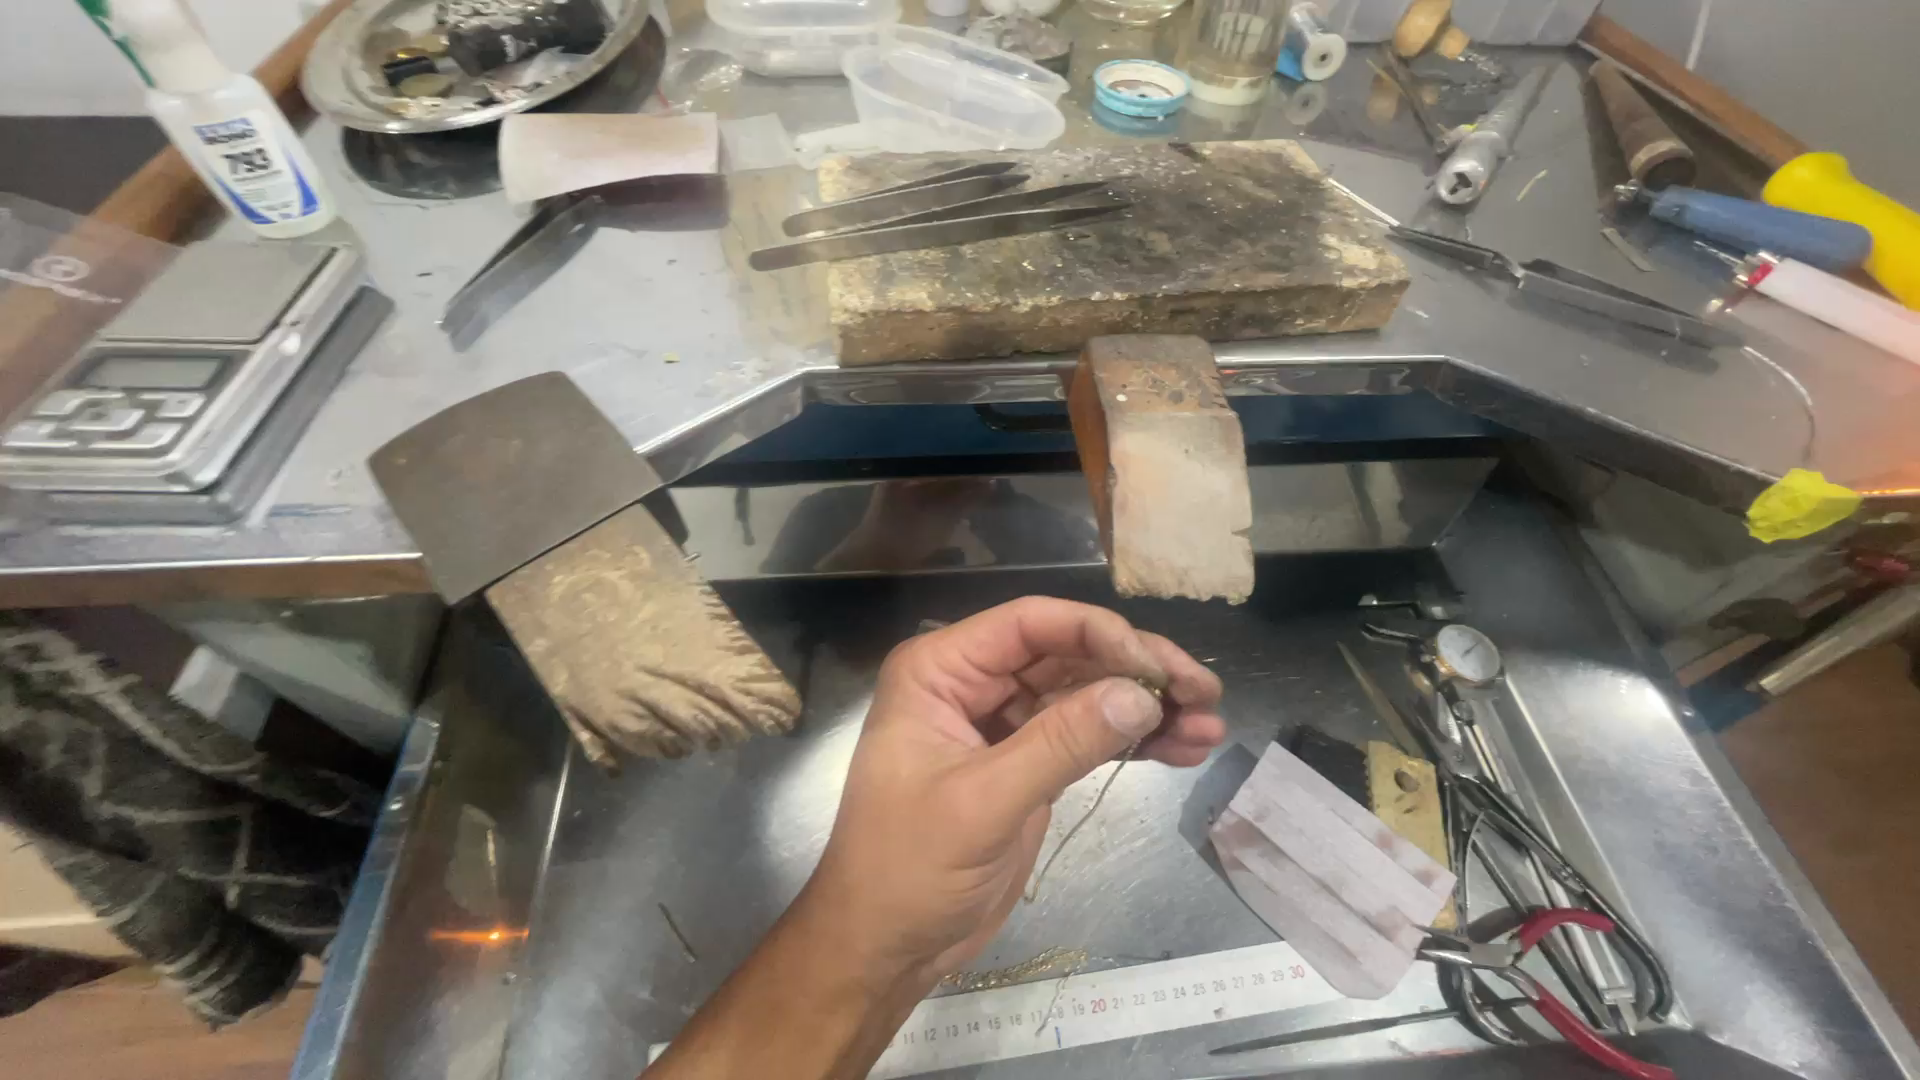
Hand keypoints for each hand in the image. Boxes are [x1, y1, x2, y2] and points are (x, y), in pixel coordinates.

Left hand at [799, 596, 1226, 988]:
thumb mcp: (982, 803)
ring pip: (1085, 693)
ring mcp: (1003, 723)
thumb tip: (1140, 695)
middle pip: (1067, 653)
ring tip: (1208, 725)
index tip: (1156, 669)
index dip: (1098, 632)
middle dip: (1135, 670)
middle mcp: (973, 683)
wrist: (887, 945)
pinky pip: (1086, 736)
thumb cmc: (908, 868)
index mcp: (941, 670)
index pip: (1030, 625)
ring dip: (1145, 707)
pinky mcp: (1027, 762)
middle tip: (1203, 691)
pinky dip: (1132, 742)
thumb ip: (1060, 743)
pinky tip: (1182, 749)